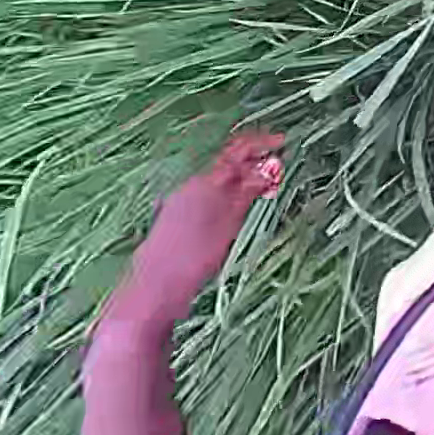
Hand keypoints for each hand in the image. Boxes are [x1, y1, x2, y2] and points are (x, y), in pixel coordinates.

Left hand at [103, 132, 283, 329]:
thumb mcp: (230, 221)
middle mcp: (191, 186)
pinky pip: (211, 194)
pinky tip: (240, 207)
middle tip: (279, 169)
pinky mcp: (177, 219)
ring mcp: (182, 202)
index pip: (237, 150)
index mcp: (204, 181)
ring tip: (266, 189)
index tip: (282, 142)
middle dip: (255, 162)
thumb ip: (249, 190)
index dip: (261, 143)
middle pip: (228, 163)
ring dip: (244, 179)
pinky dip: (230, 194)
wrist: (151, 292)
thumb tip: (271, 165)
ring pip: (220, 180)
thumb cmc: (194, 256)